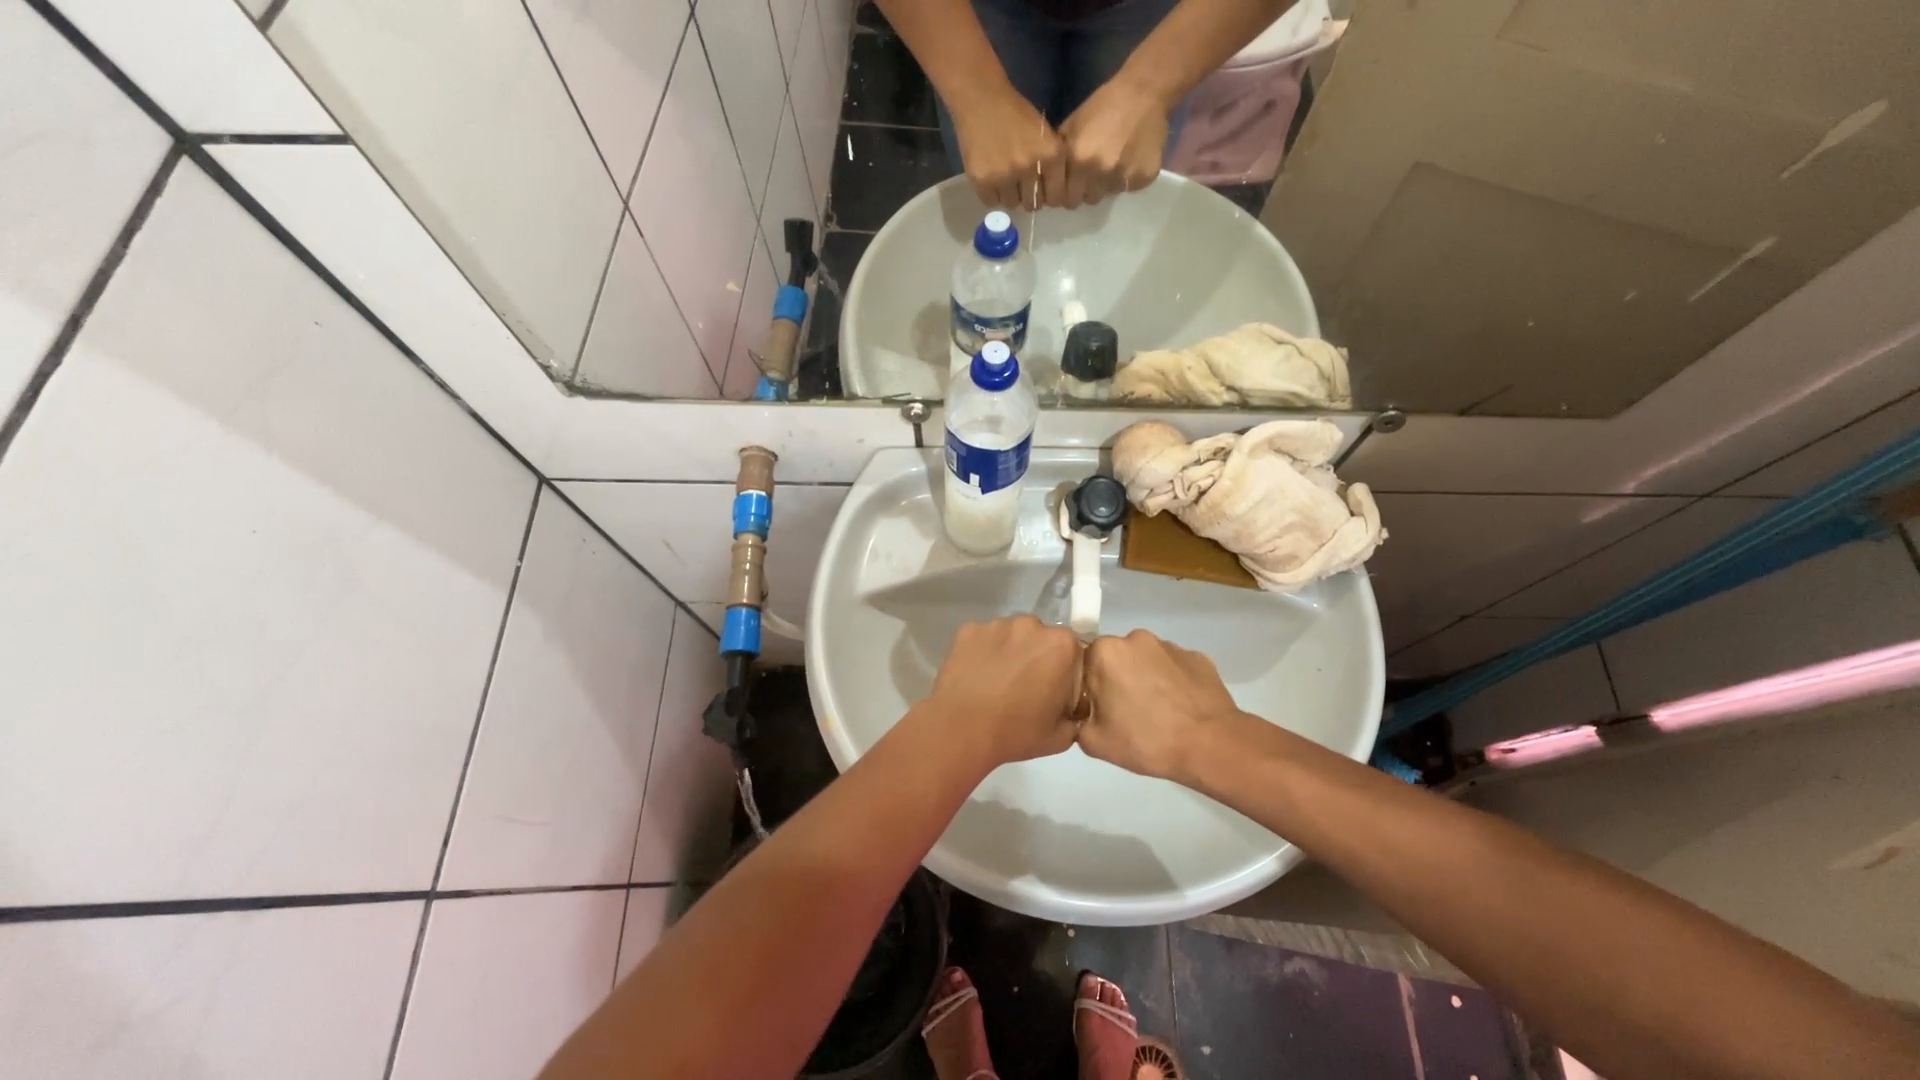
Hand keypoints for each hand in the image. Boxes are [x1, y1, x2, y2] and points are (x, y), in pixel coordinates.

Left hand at [920, 616, 1082, 766]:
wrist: (960, 730)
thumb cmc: (1016, 733)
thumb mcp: (1061, 737)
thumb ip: (1074, 717)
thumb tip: (1069, 712)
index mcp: (1061, 645)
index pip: (1074, 652)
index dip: (1065, 672)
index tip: (1054, 691)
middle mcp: (1031, 625)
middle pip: (1041, 638)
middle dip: (1037, 658)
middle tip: (1025, 688)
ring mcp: (996, 624)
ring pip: (1011, 636)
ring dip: (1010, 653)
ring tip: (997, 683)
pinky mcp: (968, 630)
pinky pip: (983, 638)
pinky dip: (983, 652)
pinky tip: (976, 677)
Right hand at [951, 86, 1065, 208]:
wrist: (981, 98)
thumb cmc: (1015, 113)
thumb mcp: (1044, 134)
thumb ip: (1051, 162)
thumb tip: (1050, 194)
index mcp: (1051, 156)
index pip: (1054, 196)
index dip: (1046, 195)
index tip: (1040, 191)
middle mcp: (1030, 168)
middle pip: (1033, 204)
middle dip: (1027, 196)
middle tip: (1019, 184)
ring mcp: (1005, 176)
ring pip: (1011, 204)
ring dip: (1008, 195)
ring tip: (1002, 177)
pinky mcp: (983, 180)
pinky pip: (990, 202)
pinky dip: (990, 193)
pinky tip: (989, 177)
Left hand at [1058, 77, 1169, 207]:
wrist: (1143, 92)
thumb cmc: (1103, 105)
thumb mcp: (1072, 126)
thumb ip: (1061, 157)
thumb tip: (1050, 180)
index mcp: (1078, 160)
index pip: (1066, 198)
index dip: (1067, 191)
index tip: (1071, 184)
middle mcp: (1100, 172)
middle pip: (1087, 199)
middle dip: (1086, 189)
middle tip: (1093, 172)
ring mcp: (1124, 176)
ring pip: (1108, 194)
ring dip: (1107, 184)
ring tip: (1112, 161)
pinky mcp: (1144, 177)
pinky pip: (1129, 188)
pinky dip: (1128, 178)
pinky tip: (1130, 159)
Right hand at [1079, 629, 1241, 784]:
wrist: (1210, 745)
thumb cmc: (1147, 741)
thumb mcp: (1094, 742)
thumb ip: (1078, 720)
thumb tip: (1085, 712)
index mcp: (1106, 652)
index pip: (1085, 663)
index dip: (1090, 687)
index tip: (1099, 708)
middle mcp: (1136, 639)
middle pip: (1117, 657)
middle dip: (1118, 679)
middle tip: (1127, 712)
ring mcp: (1171, 646)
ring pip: (1147, 660)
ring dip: (1147, 679)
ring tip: (1158, 712)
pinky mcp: (1198, 657)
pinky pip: (1175, 668)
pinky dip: (1173, 683)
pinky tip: (1180, 709)